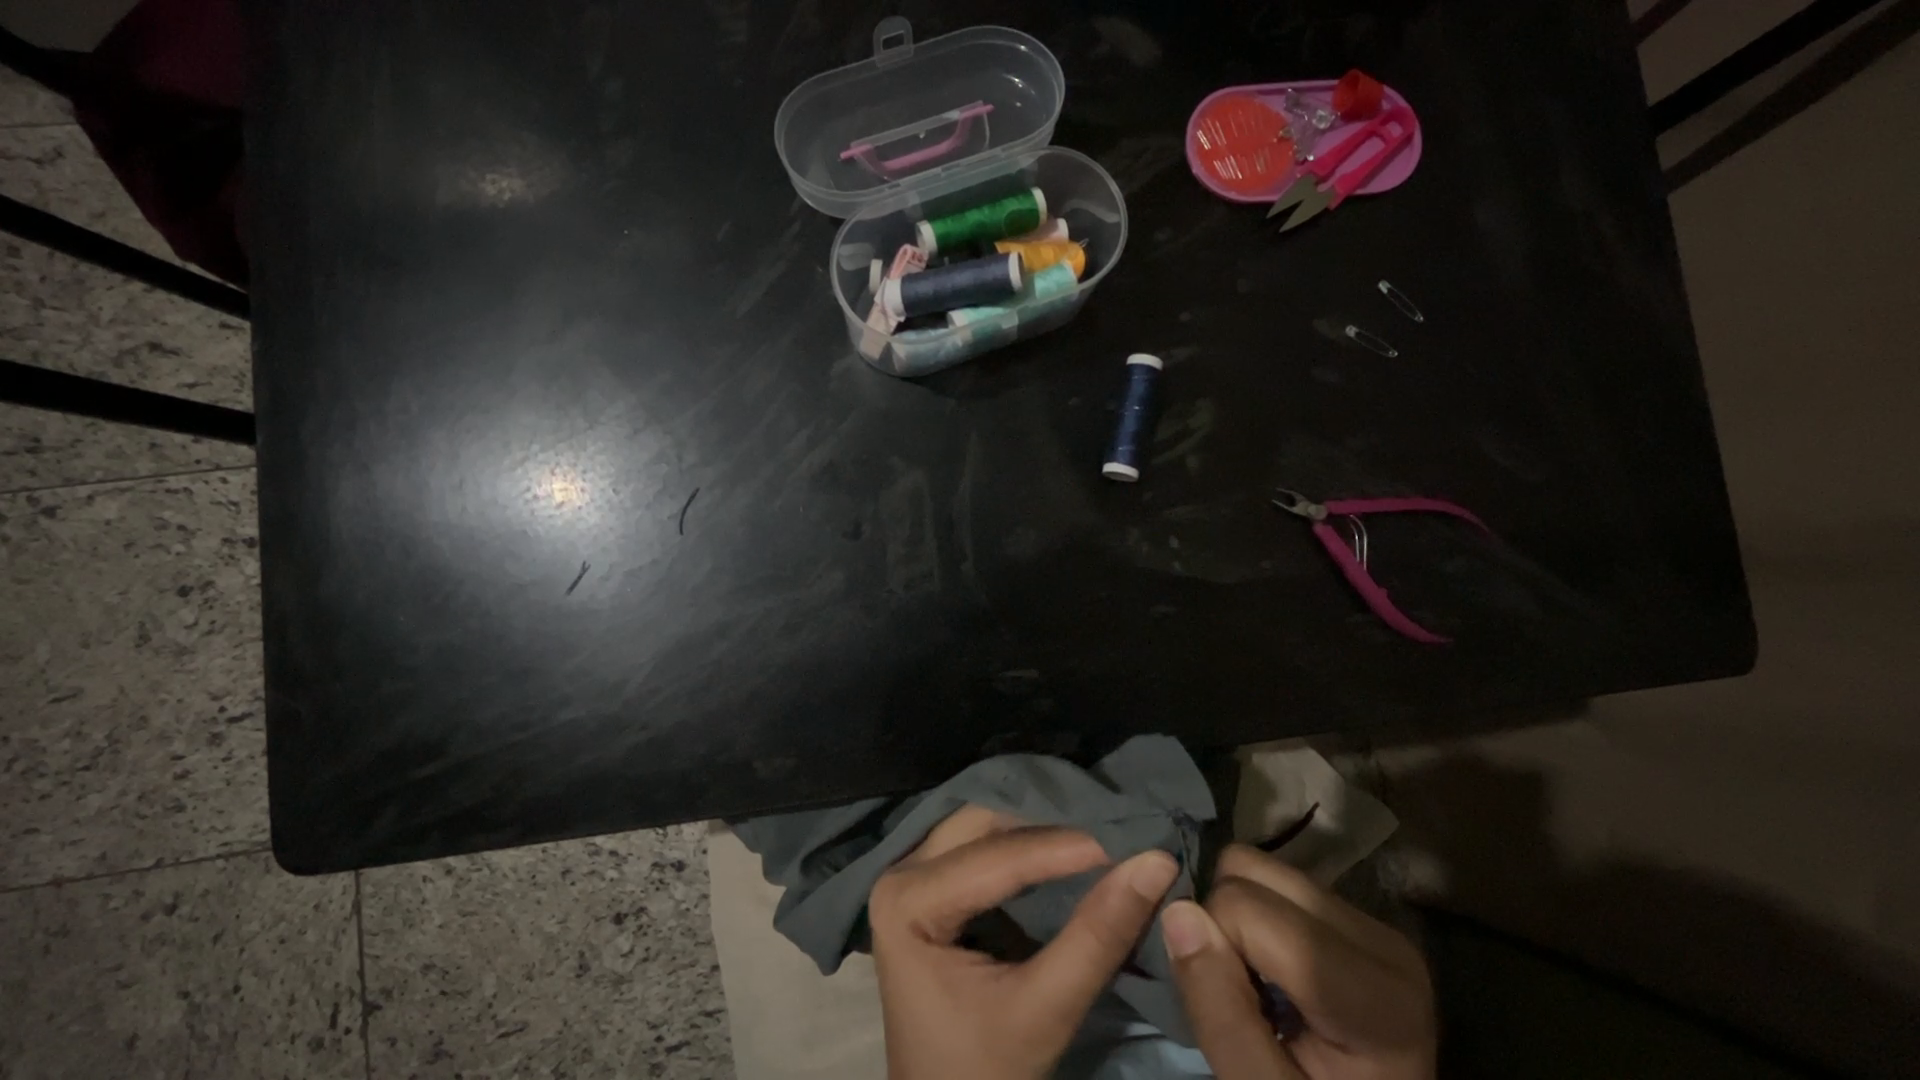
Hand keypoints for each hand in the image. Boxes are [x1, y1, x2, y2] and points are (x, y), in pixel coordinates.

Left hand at [869, 805, 1180, 1079]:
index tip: (1133, 839)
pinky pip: (981, 842)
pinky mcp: (931, 884)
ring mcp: (911, 874)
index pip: (996, 858)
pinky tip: (1070, 842)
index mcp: (906, 902)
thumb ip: (1096, 937)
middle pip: (983, 823)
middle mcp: (899, 873)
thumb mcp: (1044, 1009)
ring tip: (1102, 826)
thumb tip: (1155, 862)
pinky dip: (1028, 841)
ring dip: (1041, 823)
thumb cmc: (983, 1067)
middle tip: (1117, 824)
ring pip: (984, 824)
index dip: (1067, 846)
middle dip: (1051, 821)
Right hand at [1160, 844, 1435, 1078]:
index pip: (1244, 906)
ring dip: (1239, 918)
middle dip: (1223, 921)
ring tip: (1258, 985)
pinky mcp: (1360, 921)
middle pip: (1252, 870)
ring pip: (1263, 868)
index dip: (1214, 949)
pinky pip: (1281, 885)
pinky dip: (1259, 919)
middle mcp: (1378, 938)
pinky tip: (1276, 975)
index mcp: (1368, 990)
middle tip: (1240, 991)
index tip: (1231, 1009)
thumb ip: (1221, 1013)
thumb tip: (1177, 912)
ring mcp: (1373, 925)